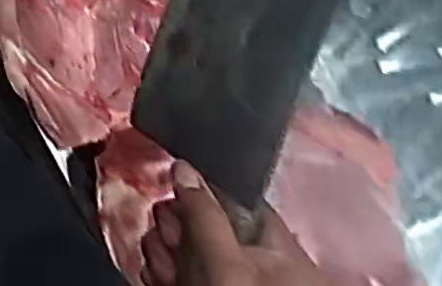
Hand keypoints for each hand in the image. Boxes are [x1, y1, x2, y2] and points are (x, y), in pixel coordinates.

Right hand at [141, 162, 330, 285]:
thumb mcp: (223, 263)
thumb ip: (203, 212)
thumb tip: (184, 167)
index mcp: (285, 254)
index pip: (241, 200)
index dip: (204, 190)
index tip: (174, 193)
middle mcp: (267, 273)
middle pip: (211, 227)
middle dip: (177, 227)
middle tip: (163, 238)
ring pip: (195, 256)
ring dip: (167, 253)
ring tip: (159, 266)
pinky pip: (188, 281)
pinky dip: (169, 277)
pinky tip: (157, 278)